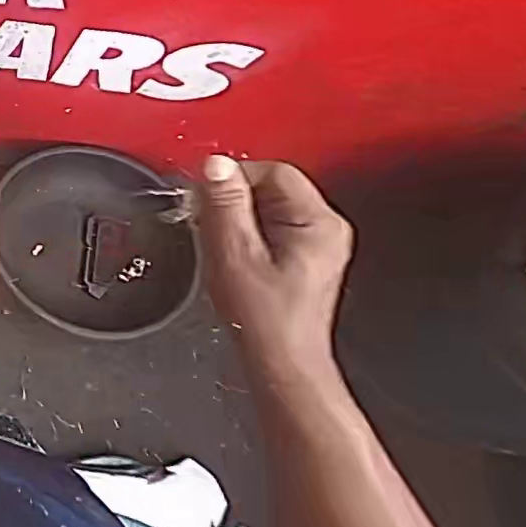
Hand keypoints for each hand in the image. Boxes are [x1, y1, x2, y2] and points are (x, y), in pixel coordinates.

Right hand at [195, 155, 353, 376]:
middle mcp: (323, 229)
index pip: (273, 171)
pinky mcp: (299, 258)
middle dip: (231, 201)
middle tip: (206, 221)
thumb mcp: (234, 254)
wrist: (280, 360)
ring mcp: (313, 244)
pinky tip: (229, 256)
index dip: (232, 179)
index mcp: (316, 223)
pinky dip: (241, 235)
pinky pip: (265, 227)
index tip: (203, 193)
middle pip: (269, 188)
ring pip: (264, 208)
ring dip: (233, 219)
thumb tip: (215, 166)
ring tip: (219, 244)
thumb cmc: (265, 318)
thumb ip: (224, 205)